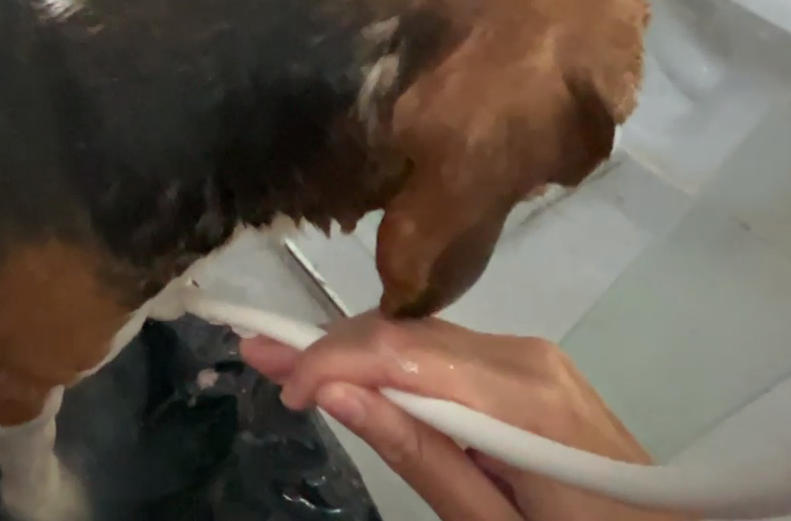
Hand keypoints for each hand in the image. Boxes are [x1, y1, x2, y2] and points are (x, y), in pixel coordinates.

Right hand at [242, 315, 689, 520]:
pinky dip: (390, 364)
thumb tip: (336, 392)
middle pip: (402, 335)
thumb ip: (419, 455)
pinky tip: (356, 377)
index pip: (404, 355)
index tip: (276, 379)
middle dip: (328, 348)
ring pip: (414, 337)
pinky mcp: (525, 363)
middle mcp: (525, 354)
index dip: (331, 359)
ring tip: (294, 368)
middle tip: (262, 360)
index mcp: (528, 400)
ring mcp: (528, 353)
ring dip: (352, 353)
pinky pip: (439, 352)